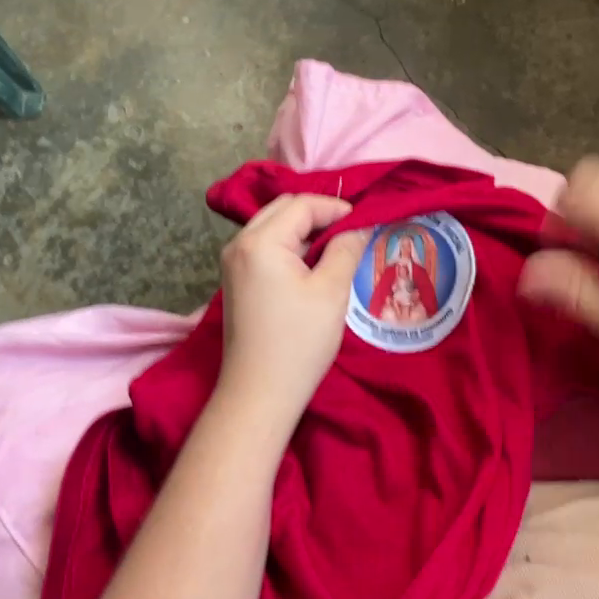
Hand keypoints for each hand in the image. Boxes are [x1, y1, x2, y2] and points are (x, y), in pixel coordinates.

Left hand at [217, 194, 367, 424]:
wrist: (259, 394)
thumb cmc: (299, 341)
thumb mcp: (331, 291)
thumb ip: (346, 248)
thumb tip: (359, 226)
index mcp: (260, 241)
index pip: (302, 204)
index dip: (337, 208)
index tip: (366, 222)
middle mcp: (239, 244)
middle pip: (283, 209)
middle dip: (319, 214)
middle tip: (351, 232)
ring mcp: (233, 262)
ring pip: (273, 226)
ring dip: (304, 230)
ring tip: (336, 248)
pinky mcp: (236, 280)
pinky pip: (265, 247)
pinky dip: (291, 246)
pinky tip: (313, 265)